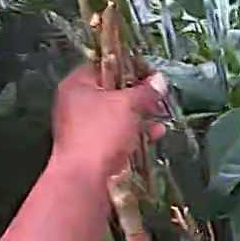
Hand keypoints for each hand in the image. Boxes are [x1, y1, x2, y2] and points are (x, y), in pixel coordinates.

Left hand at [48, 66, 167, 183]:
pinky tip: (156, 134)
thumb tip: (161, 80)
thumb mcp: (128, 104)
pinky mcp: (95, 145)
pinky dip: (136, 132)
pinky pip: (119, 132)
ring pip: (118, 113)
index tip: (152, 74)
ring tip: (162, 115)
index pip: (105, 66)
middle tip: (159, 96)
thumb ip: (145, 91)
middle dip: (139, 94)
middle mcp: (77, 102)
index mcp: (78, 85)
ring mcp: (85, 125)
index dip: (130, 68)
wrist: (86, 174)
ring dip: (141, 114)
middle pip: (113, 91)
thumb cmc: (102, 130)